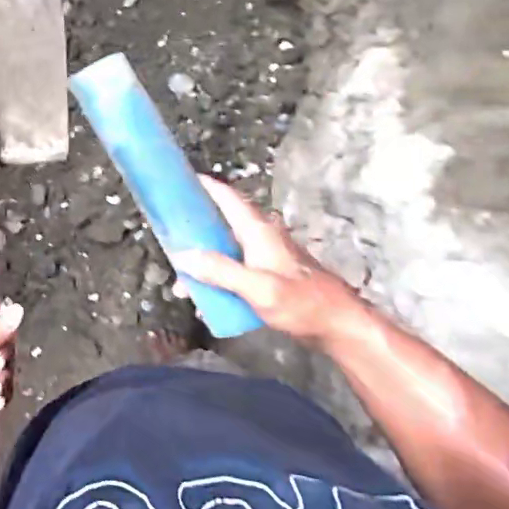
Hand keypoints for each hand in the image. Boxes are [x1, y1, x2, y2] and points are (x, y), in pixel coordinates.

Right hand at [176, 176, 363, 345]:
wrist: (339, 326)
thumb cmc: (303, 303)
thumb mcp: (258, 288)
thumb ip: (221, 271)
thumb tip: (184, 256)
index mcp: (259, 232)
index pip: (228, 198)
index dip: (205, 186)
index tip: (180, 181)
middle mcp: (261, 238)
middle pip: (222, 223)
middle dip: (195, 230)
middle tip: (169, 238)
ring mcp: (266, 256)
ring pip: (226, 250)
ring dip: (203, 262)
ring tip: (183, 283)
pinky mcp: (269, 275)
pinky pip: (234, 268)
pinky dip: (218, 277)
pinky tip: (207, 299)